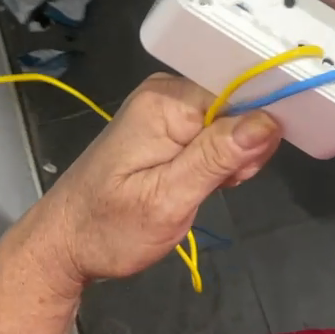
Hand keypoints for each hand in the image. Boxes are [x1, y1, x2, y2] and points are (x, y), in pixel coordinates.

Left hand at [15, 75, 282, 290]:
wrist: (65, 241)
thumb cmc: (109, 228)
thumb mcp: (167, 200)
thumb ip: (217, 158)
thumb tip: (268, 120)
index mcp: (165, 101)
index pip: (239, 92)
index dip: (255, 130)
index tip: (242, 170)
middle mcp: (166, 92)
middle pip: (237, 104)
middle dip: (243, 147)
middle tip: (216, 186)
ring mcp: (165, 107)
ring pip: (230, 121)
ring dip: (230, 158)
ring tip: (201, 189)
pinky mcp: (167, 126)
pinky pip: (213, 132)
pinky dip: (217, 160)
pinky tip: (200, 182)